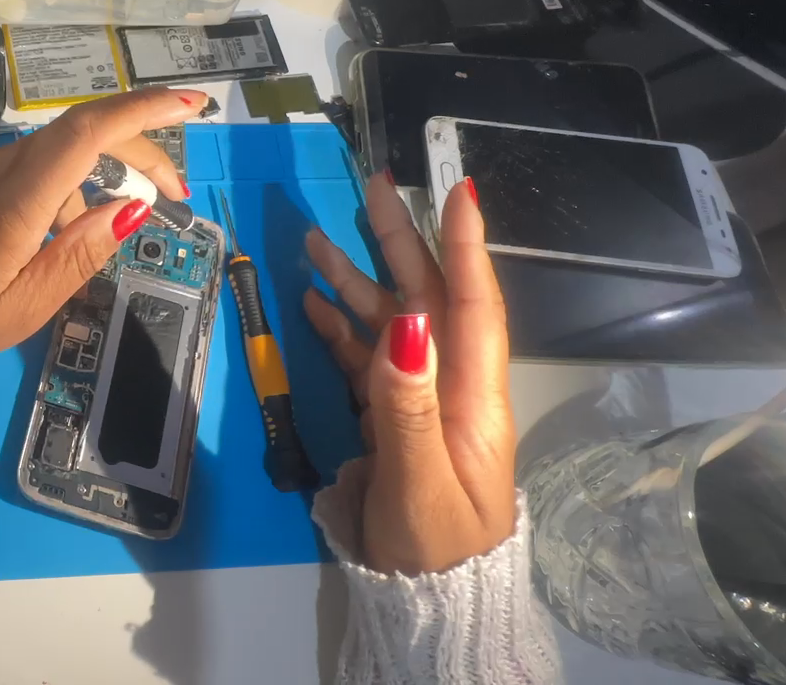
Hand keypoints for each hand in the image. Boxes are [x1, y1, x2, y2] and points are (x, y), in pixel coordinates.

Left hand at [0, 88, 203, 370]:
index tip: (188, 102)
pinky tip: (28, 236)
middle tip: (168, 191)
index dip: (141, 109)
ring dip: (77, 188)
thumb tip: (132, 207)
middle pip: (76, 134)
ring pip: (46, 157)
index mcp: (9, 203)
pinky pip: (13, 167)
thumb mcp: (20, 309)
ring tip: (64, 249)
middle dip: (132, 151)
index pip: (84, 132)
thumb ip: (79, 254)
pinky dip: (41, 190)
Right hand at [303, 172, 516, 574]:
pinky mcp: (388, 410)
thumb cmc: (435, 546)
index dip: (465, 247)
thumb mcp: (420, 482)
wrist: (428, 597)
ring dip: (354, 278)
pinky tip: (313, 303)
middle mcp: (447, 382)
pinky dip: (338, 325)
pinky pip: (361, 355)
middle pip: (425, 296)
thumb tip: (403, 325)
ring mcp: (415, 394)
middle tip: (374, 188)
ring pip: (386, 319)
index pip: (473, 305)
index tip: (459, 193)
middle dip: (401, 240)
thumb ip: (407, 404)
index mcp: (472, 395)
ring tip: (315, 240)